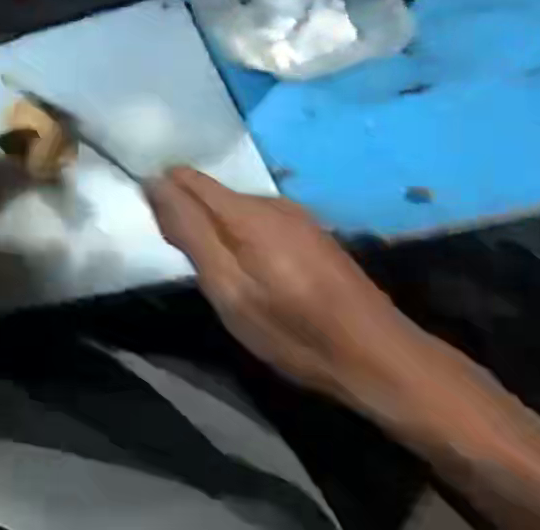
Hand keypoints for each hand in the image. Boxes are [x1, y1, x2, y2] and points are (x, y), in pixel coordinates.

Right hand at [147, 165, 442, 411]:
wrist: (387, 363)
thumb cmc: (295, 331)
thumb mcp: (228, 289)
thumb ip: (188, 231)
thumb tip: (153, 182)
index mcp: (246, 210)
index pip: (183, 177)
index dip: (161, 194)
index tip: (158, 231)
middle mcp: (271, 201)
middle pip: (207, 192)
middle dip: (188, 215)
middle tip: (191, 264)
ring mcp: (297, 217)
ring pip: (232, 208)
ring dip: (217, 229)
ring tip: (221, 272)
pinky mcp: (312, 234)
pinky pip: (257, 220)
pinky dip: (242, 237)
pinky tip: (255, 273)